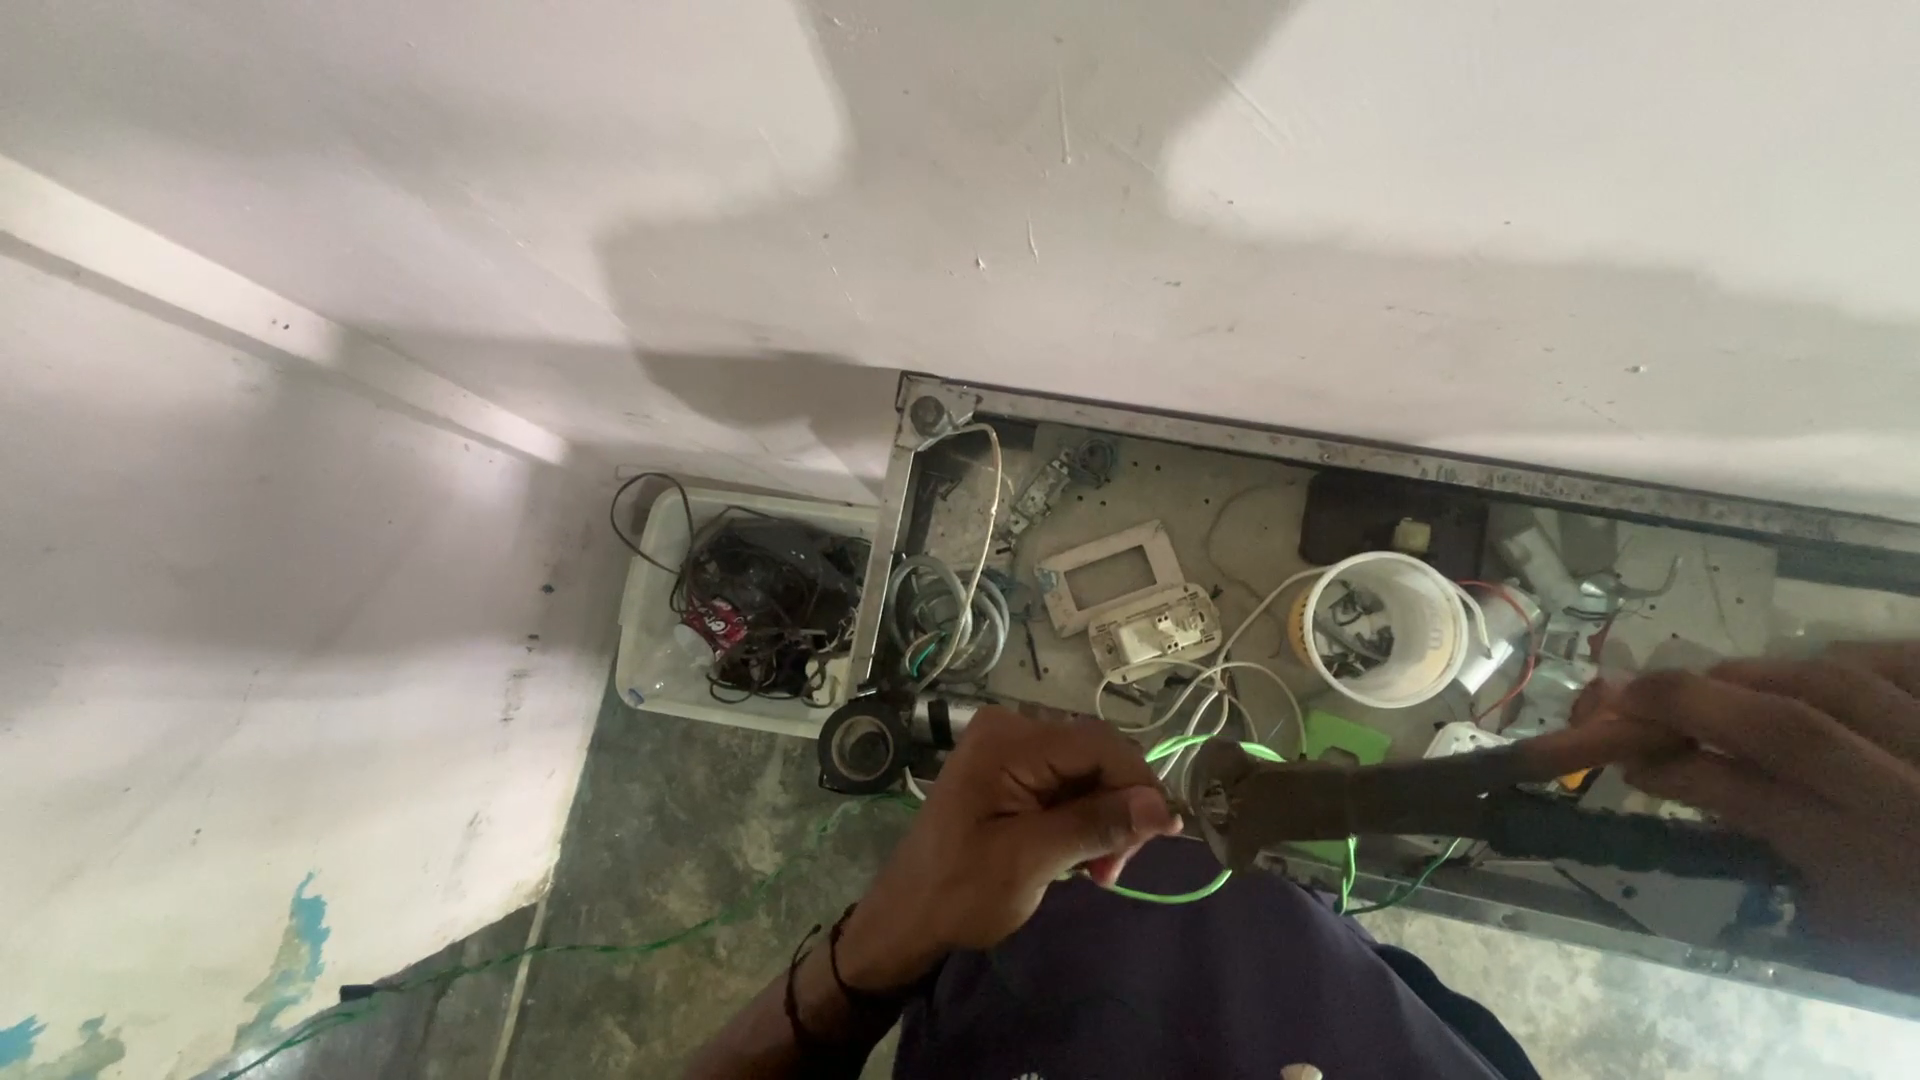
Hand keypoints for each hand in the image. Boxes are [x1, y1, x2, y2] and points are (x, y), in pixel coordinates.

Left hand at [835, 706, 1179, 989]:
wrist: (907, 917)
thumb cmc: (960, 891)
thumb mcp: (1031, 859)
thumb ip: (1096, 825)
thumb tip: (1164, 806)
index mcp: (1008, 739)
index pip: (1099, 744)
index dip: (1139, 784)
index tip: (1162, 837)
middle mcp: (1011, 728)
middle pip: (1096, 755)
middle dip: (1119, 809)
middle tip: (1114, 870)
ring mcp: (1010, 748)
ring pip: (1088, 773)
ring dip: (1104, 820)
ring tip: (1096, 872)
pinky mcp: (1013, 771)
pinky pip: (1068, 784)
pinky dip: (1083, 820)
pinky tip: (1080, 858)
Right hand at [1608, 643, 1919, 989]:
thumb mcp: (1863, 925)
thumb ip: (1775, 846)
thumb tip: (1676, 776)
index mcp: (1885, 858)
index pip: (1744, 794)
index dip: (1668, 767)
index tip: (1624, 760)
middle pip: (1785, 724)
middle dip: (1685, 700)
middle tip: (1626, 695)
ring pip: (1832, 677)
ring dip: (1749, 676)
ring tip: (1715, 688)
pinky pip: (1896, 657)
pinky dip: (1838, 660)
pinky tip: (1813, 679)